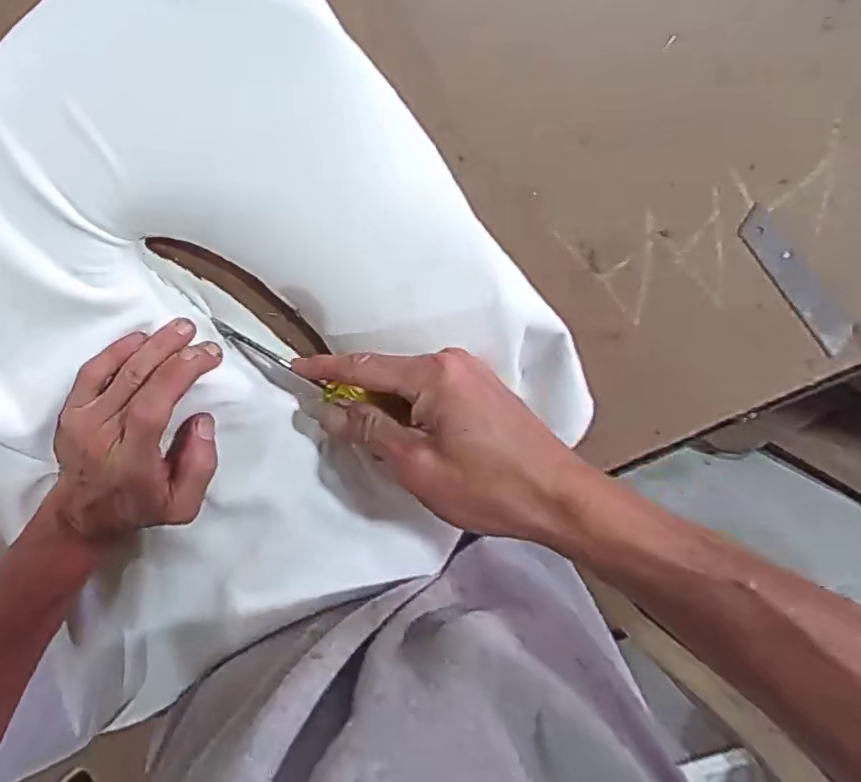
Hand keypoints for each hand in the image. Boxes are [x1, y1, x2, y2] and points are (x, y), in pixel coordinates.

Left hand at [48, 319, 222, 547]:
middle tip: (197, 336)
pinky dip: (116, 350)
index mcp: (130, 460)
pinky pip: (92, 371)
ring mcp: (81, 420)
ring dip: (151, 344)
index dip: (181, 373)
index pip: (153, 405)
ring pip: (118, 371)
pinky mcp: (70, 410)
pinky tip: (141, 338)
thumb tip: (202, 419)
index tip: (208, 355)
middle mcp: (101, 435)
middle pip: (137, 381)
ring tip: (178, 329)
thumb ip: (200, 465)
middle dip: (172, 352)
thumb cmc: (136, 506)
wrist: (81, 514)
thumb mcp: (181, 505)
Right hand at [291, 349, 612, 546]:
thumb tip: (333, 411)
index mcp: (434, 373)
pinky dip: (408, 409)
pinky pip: (429, 391)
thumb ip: (370, 431)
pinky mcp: (481, 390)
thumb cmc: (490, 487)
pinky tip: (405, 436)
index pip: (365, 365)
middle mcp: (451, 362)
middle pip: (387, 373)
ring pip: (408, 385)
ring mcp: (470, 374)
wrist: (564, 500)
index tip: (296, 368)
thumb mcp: (418, 464)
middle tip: (332, 422)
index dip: (326, 369)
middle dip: (357, 395)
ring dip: (385, 407)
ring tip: (371, 440)